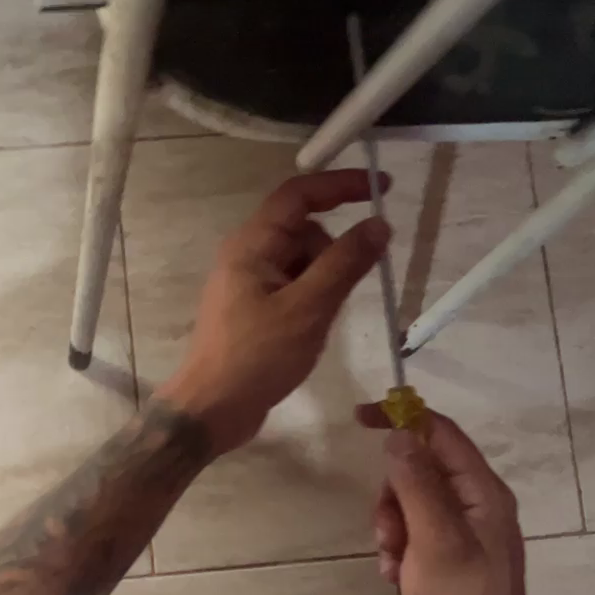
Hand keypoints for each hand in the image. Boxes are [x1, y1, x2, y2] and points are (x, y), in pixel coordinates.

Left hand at [157, 171, 391, 454]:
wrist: (212, 409)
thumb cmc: (256, 358)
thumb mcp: (308, 309)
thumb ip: (345, 264)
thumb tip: (378, 224)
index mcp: (251, 245)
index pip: (299, 194)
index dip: (341, 185)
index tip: (383, 188)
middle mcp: (246, 255)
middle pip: (303, 229)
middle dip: (333, 250)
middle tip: (341, 292)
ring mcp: (247, 283)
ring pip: (302, 261)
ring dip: (324, 280)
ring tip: (319, 321)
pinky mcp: (252, 309)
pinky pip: (293, 287)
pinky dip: (312, 298)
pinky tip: (311, 331)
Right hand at [356, 405, 536, 594]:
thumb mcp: (435, 540)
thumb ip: (417, 484)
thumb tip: (398, 434)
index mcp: (482, 491)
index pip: (440, 432)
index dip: (401, 418)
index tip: (359, 419)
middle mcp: (476, 502)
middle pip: (418, 468)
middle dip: (391, 495)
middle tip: (386, 530)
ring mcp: (463, 528)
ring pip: (409, 500)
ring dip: (390, 526)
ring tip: (394, 560)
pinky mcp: (450, 551)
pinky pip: (412, 528)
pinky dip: (398, 547)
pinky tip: (398, 574)